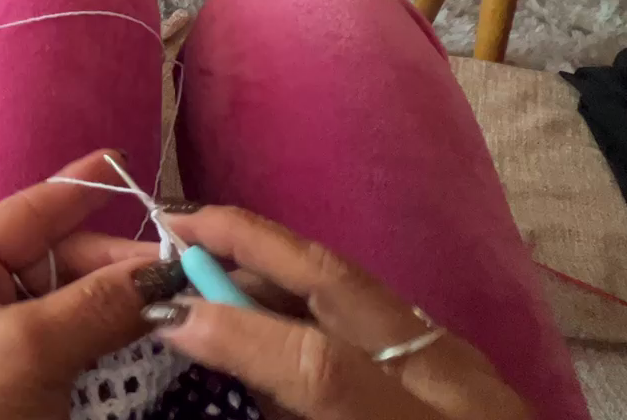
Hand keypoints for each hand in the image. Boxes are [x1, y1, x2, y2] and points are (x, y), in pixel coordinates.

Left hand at [0, 152, 170, 419]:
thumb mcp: (26, 349)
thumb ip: (93, 305)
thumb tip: (160, 276)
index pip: (26, 214)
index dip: (75, 188)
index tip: (122, 161)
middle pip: (61, 259)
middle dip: (117, 258)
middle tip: (181, 262)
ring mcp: (12, 339)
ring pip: (80, 301)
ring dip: (127, 298)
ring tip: (180, 293)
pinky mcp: (38, 381)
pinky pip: (86, 341)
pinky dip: (121, 335)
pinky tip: (158, 329)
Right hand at [150, 206, 532, 419]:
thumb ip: (285, 415)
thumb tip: (216, 347)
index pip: (322, 369)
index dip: (236, 333)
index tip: (169, 318)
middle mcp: (448, 382)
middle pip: (337, 279)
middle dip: (245, 238)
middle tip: (173, 225)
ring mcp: (457, 360)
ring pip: (346, 276)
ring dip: (263, 256)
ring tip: (201, 255)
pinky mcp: (454, 356)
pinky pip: (358, 297)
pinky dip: (297, 282)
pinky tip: (259, 291)